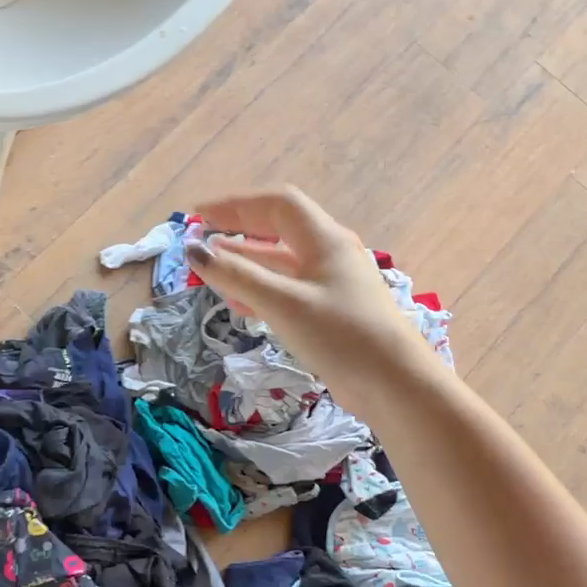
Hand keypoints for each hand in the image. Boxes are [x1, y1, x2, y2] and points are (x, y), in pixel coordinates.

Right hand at [190, 187, 438, 406]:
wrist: (392, 382)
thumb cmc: (340, 334)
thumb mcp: (282, 303)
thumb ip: (236, 276)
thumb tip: (194, 251)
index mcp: (324, 240)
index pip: (276, 205)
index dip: (235, 204)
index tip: (198, 215)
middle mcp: (329, 253)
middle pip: (278, 228)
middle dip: (238, 228)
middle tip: (202, 236)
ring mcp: (330, 282)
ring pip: (281, 260)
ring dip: (246, 258)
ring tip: (212, 265)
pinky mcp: (327, 309)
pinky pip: (286, 286)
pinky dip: (258, 286)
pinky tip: (238, 299)